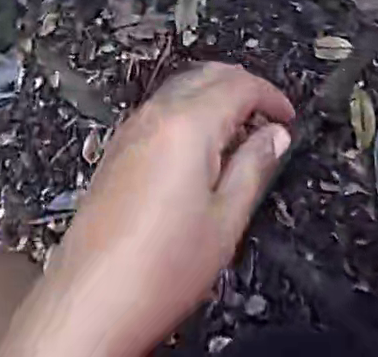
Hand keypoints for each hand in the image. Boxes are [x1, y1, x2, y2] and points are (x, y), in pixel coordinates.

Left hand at [0, 64, 293, 356]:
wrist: (89, 303)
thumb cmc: (157, 270)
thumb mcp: (225, 220)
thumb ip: (255, 167)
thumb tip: (275, 136)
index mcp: (188, 124)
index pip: (239, 85)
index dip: (271, 96)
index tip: (288, 116)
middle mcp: (157, 115)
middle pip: (209, 75)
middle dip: (245, 87)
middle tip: (269, 117)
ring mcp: (133, 128)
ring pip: (184, 87)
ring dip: (217, 96)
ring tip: (240, 134)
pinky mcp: (118, 147)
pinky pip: (163, 108)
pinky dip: (190, 110)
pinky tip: (201, 149)